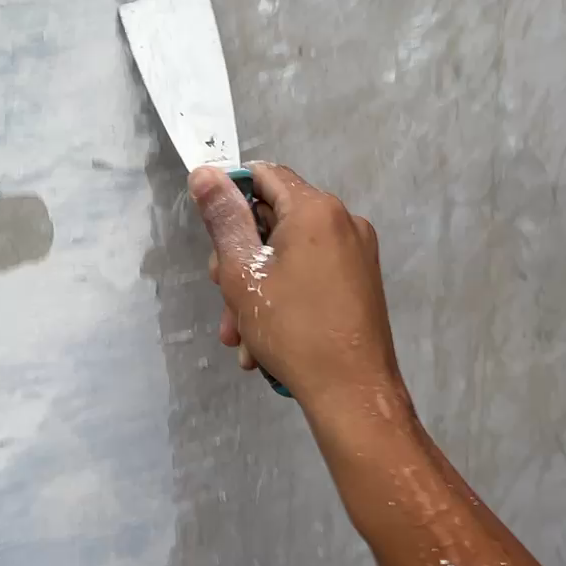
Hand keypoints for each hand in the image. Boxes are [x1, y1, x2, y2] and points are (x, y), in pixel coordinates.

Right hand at [190, 163, 402, 411]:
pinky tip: (263, 339)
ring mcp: (356, 253)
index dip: (231, 197)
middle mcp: (343, 221)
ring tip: (239, 333)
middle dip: (240, 257)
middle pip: (275, 220)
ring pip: (288, 254)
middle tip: (223, 295)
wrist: (353, 393)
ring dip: (256, 287)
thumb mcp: (243, 271)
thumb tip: (205, 172)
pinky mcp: (360, 281)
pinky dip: (283, 296)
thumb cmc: (292, 328)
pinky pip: (309, 274)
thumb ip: (223, 217)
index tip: (213, 235)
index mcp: (316, 209)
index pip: (264, 175)